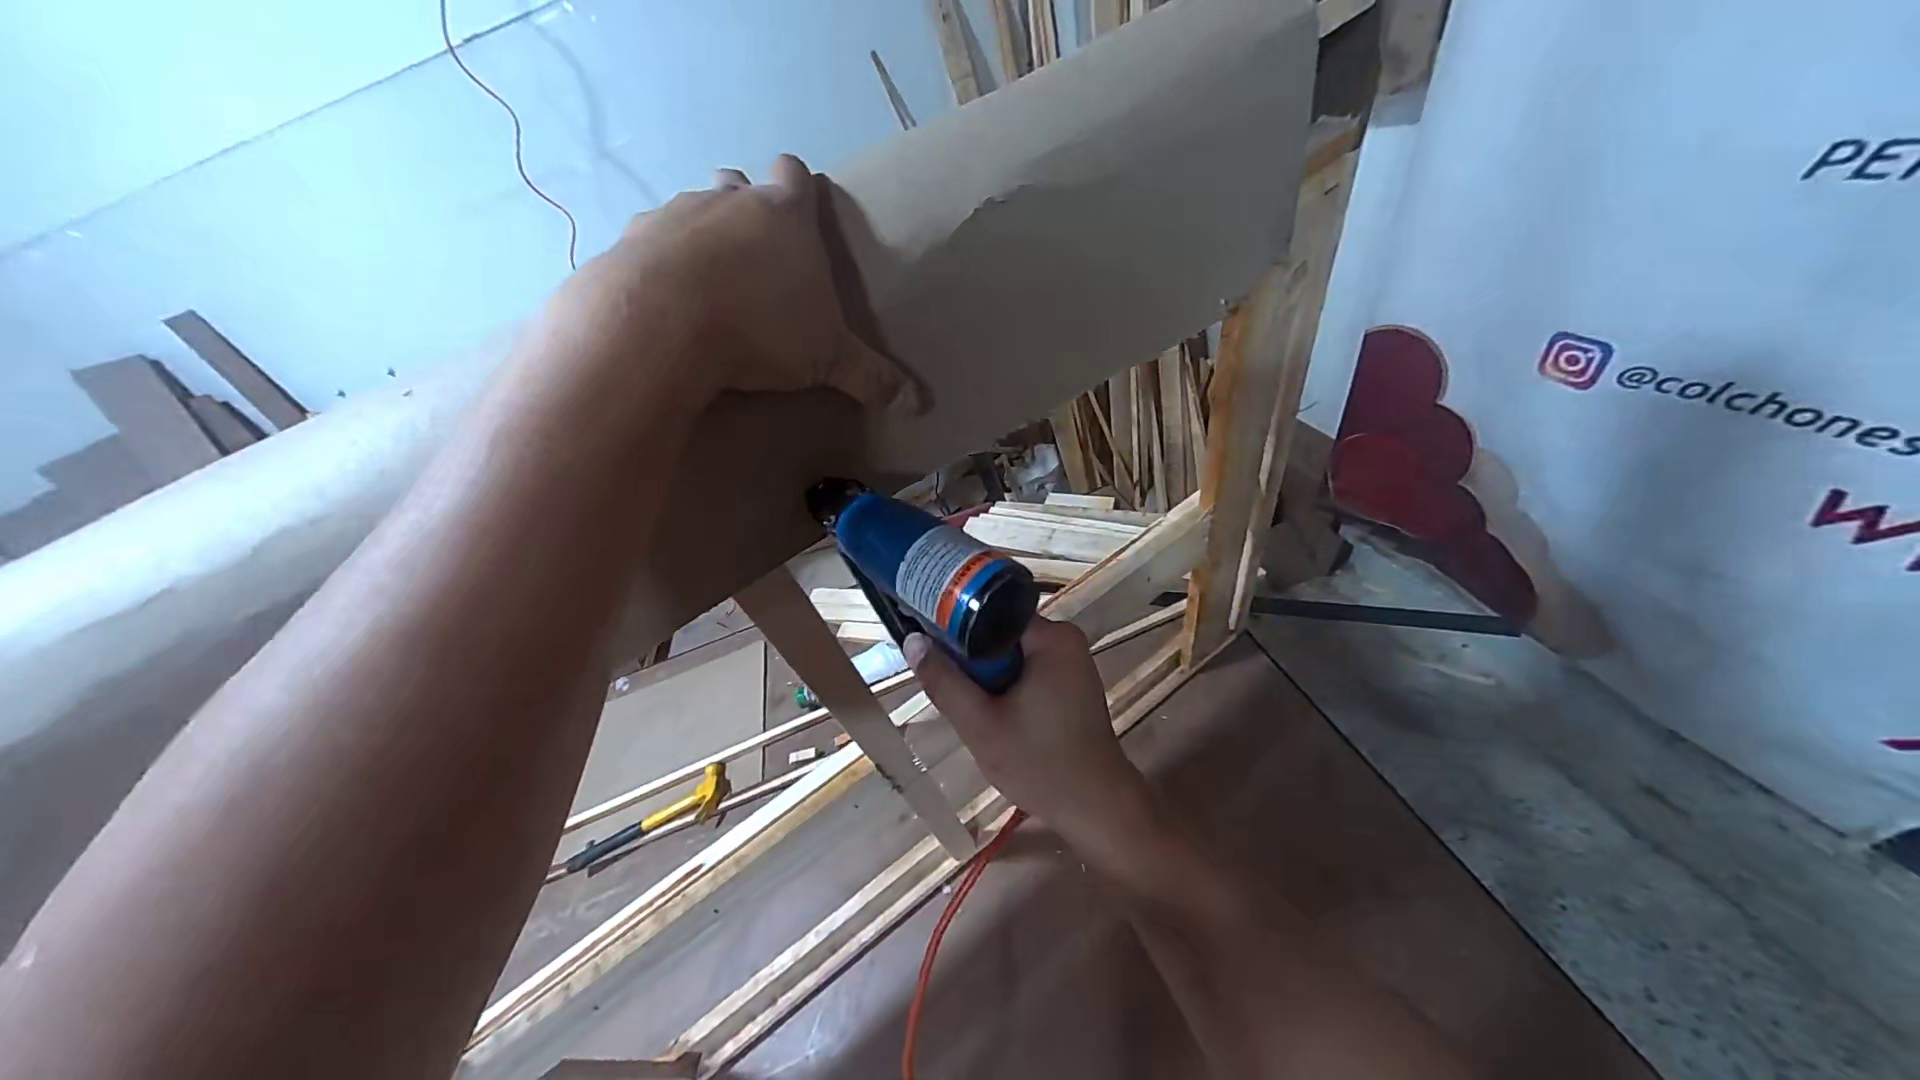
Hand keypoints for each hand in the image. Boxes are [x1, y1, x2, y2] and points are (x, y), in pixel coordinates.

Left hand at [532, 154, 918, 412]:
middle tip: (757, 261)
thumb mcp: (828, 359)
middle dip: (748, 212)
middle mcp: (728, 200)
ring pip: (692, 211)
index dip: (800, 191)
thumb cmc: (761, 329)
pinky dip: (660, 266)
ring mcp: (674, 214)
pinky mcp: (629, 241)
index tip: (802, 219)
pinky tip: (666, 305)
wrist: (661, 326)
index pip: (795, 174)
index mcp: (784, 214)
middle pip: (739, 184)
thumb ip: (872, 376)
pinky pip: (649, 244)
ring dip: (702, 239)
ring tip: (710, 289)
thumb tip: (921, 406)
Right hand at [904, 618, 1153, 843]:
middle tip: (948, 686)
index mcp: (1051, 637)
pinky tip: (994, 713)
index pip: (991, 612)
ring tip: (969, 705)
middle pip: (1000, 633)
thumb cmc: (1040, 764)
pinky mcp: (1072, 682)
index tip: (929, 646)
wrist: (1096, 808)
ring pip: (1011, 654)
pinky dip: (1006, 685)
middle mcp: (1066, 639)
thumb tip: (912, 640)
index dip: (955, 626)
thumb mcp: (981, 726)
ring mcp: (1072, 661)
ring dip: (987, 675)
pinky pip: (1027, 669)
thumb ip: (945, 682)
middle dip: (971, 658)